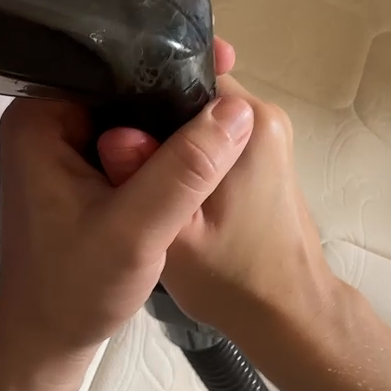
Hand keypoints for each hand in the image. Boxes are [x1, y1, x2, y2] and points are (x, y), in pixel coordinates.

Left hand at [0, 44, 254, 372]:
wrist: (47, 341)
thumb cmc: (75, 288)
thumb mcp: (135, 230)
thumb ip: (184, 171)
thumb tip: (238, 108)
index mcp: (37, 118)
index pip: (105, 66)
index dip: (164, 58)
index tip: (220, 56)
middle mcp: (42, 122)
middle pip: (117, 86)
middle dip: (172, 84)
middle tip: (230, 72)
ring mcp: (58, 147)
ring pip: (125, 114)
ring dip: (169, 115)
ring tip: (224, 100)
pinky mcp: (75, 170)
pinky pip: (124, 140)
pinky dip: (158, 143)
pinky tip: (199, 141)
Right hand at [100, 74, 350, 353]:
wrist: (288, 316)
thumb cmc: (235, 279)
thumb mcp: (177, 238)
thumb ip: (144, 182)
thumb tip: (112, 133)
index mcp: (250, 122)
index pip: (184, 74)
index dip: (139, 91)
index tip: (102, 115)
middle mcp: (264, 117)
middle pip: (190, 93)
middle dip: (148, 114)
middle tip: (106, 147)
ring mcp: (266, 136)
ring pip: (198, 116)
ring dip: (163, 135)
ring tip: (124, 165)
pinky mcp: (262, 156)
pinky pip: (211, 135)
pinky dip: (182, 151)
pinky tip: (154, 177)